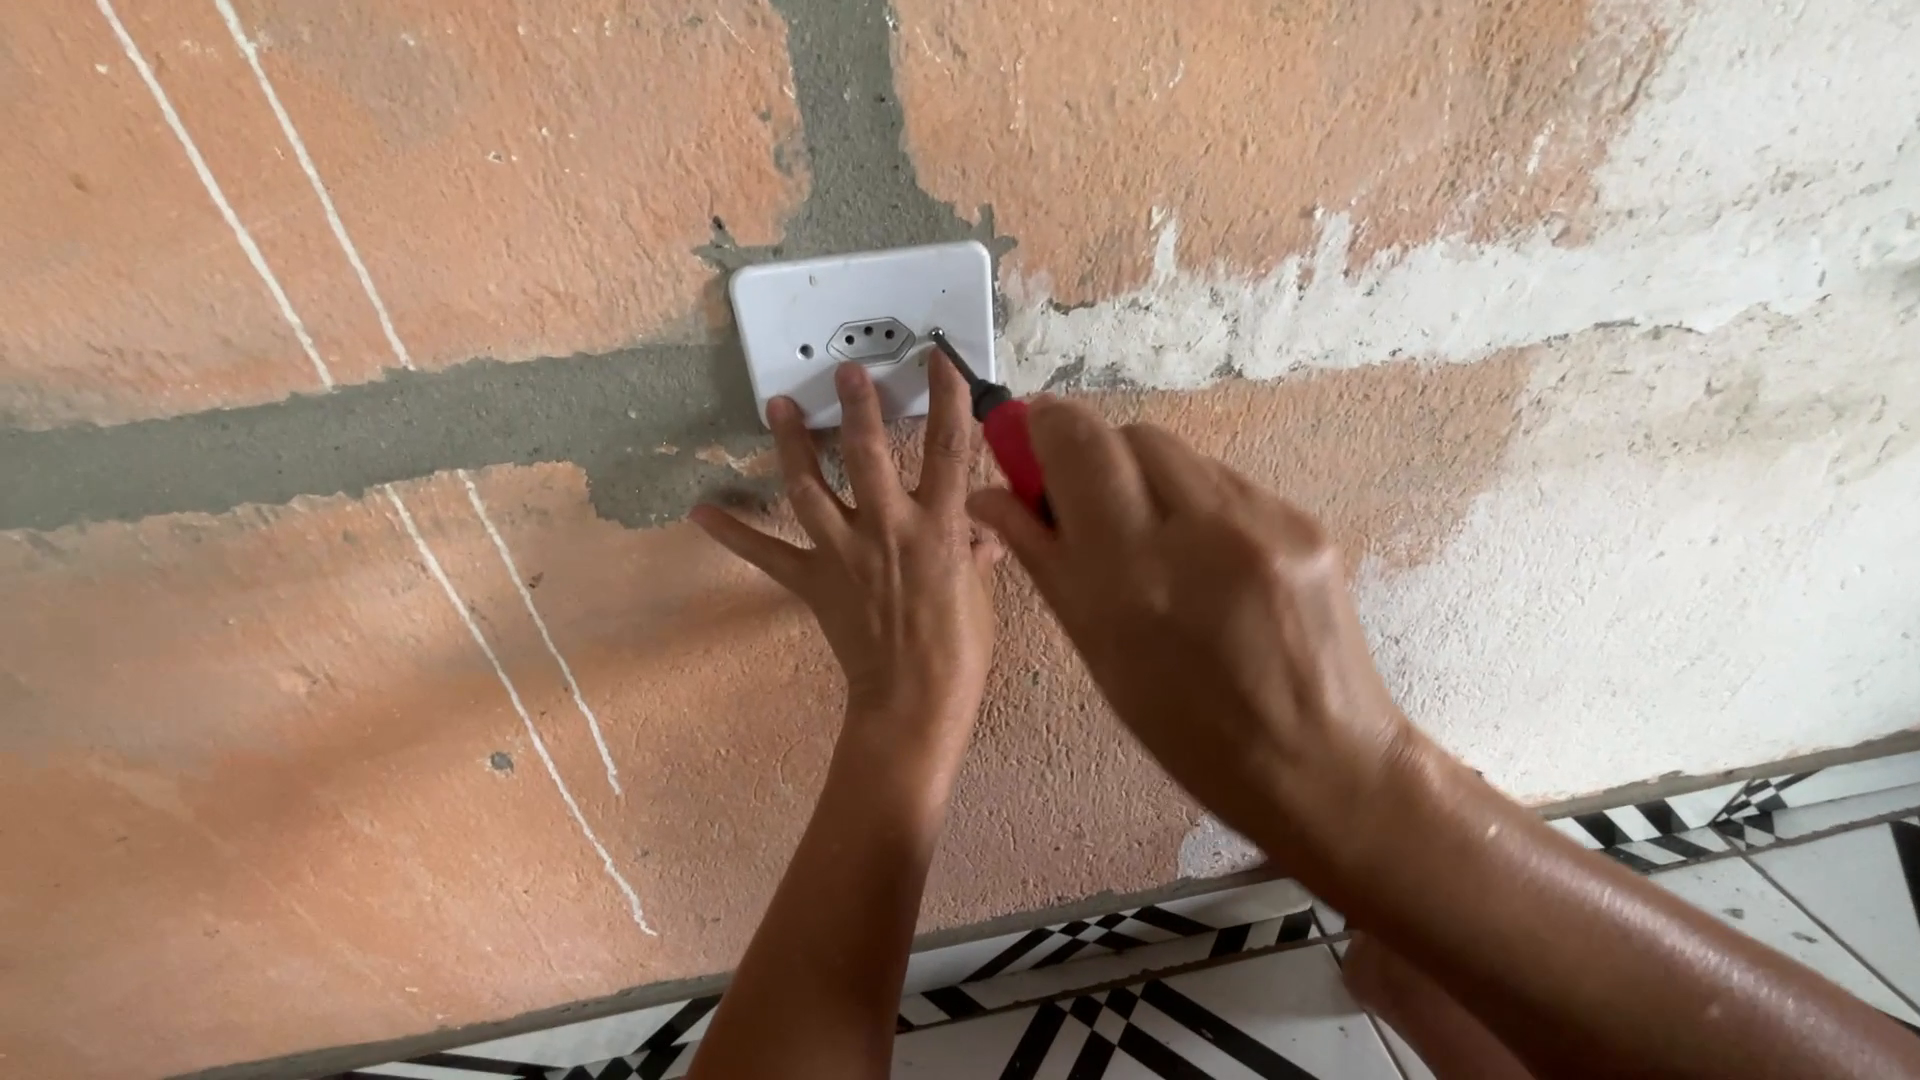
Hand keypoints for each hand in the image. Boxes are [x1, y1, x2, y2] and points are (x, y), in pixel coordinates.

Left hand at [692, 358, 999, 758]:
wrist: (914, 703)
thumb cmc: (959, 649)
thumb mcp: (977, 591)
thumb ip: (974, 549)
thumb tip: (982, 529)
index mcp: (940, 528)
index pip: (950, 448)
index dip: (948, 397)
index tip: (939, 357)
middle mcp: (889, 529)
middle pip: (868, 454)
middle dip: (857, 407)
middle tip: (845, 371)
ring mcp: (845, 553)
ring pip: (810, 489)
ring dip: (792, 446)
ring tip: (779, 407)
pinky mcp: (813, 581)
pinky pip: (767, 554)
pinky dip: (733, 532)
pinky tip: (701, 511)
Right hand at [965, 399, 1414, 872]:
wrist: (1324, 763)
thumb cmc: (1188, 729)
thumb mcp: (1097, 651)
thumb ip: (1041, 556)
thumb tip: (987, 496)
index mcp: (1134, 577)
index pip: (1079, 444)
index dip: (1043, 426)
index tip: (1027, 438)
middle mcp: (1202, 531)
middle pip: (1131, 435)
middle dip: (1097, 458)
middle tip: (1087, 508)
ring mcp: (1266, 521)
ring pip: (1181, 457)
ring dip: (1148, 480)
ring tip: (1155, 544)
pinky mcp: (1307, 521)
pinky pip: (1227, 484)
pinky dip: (1197, 503)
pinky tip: (1206, 559)